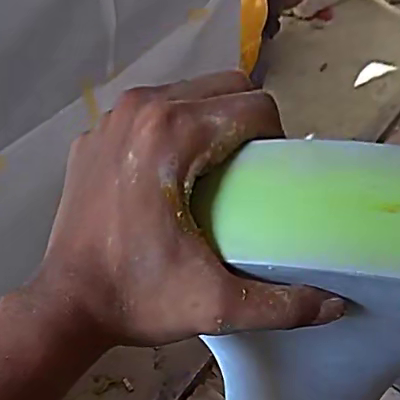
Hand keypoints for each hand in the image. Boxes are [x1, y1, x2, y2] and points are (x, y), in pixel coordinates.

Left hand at [32, 70, 344, 347]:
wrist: (67, 309)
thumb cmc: (134, 302)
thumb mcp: (214, 305)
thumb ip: (279, 305)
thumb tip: (333, 307)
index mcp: (173, 132)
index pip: (254, 106)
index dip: (275, 141)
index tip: (270, 181)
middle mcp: (138, 110)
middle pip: (221, 89)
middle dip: (244, 127)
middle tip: (245, 181)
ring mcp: (108, 124)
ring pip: (182, 97)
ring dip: (206, 127)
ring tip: (209, 181)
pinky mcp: (90, 143)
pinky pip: (143, 121)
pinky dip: (164, 139)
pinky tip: (165, 184)